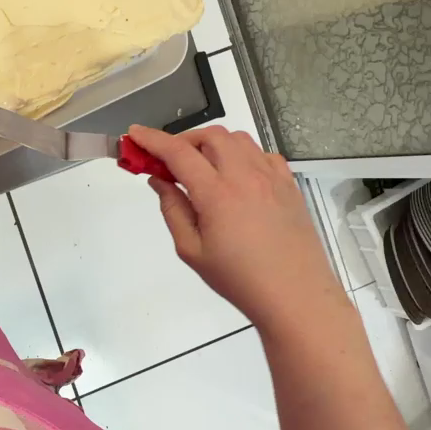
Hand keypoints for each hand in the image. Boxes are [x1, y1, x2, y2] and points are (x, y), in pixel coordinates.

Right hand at [128, 124, 341, 326]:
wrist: (295, 295)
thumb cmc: (238, 278)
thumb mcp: (191, 250)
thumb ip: (172, 209)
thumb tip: (159, 181)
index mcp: (217, 194)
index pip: (178, 153)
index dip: (152, 139)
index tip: (134, 134)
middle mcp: (246, 177)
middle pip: (211, 136)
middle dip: (183, 140)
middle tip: (168, 161)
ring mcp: (272, 178)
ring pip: (238, 139)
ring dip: (212, 144)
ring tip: (200, 167)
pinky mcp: (289, 185)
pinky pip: (262, 154)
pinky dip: (241, 154)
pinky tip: (234, 176)